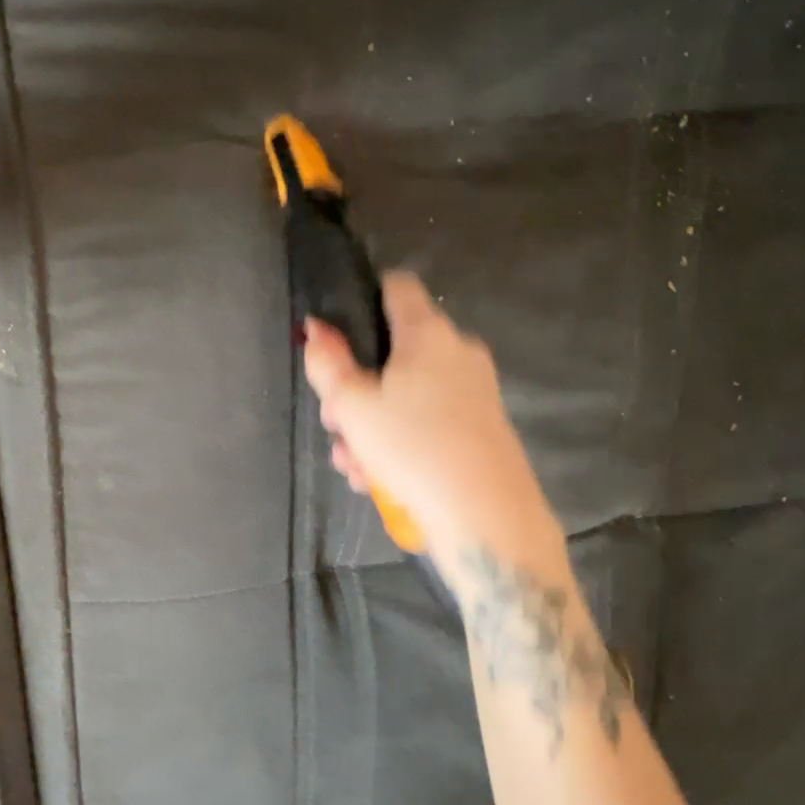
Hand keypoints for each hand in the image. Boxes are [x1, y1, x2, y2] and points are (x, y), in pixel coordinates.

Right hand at [303, 272, 558, 566]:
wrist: (488, 518)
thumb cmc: (413, 448)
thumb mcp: (351, 405)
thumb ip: (327, 362)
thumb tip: (316, 328)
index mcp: (427, 333)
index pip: (395, 286)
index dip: (361, 298)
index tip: (336, 334)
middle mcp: (457, 352)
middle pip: (393, 352)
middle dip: (356, 386)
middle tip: (334, 424)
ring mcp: (475, 391)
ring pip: (405, 394)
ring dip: (371, 425)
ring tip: (354, 465)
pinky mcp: (481, 428)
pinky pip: (428, 421)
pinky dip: (401, 442)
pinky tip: (380, 480)